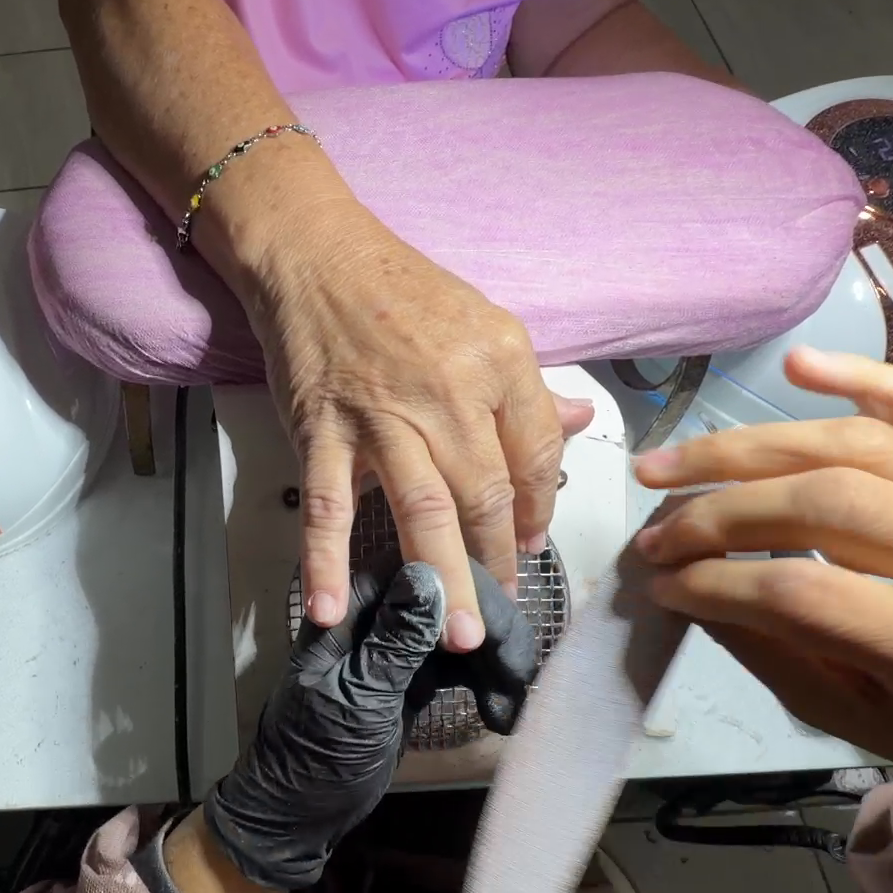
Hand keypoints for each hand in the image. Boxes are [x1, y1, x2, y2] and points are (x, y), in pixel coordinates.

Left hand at [202, 557, 534, 891]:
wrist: (302, 807)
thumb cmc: (315, 752)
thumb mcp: (358, 697)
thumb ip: (393, 641)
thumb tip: (429, 573)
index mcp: (349, 609)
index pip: (415, 568)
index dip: (463, 590)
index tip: (495, 636)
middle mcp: (376, 615)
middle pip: (448, 595)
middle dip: (490, 630)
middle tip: (519, 679)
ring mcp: (397, 645)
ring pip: (461, 629)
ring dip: (494, 660)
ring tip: (513, 706)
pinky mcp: (415, 674)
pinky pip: (460, 662)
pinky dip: (485, 681)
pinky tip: (502, 711)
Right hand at [248, 200, 590, 650]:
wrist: (316, 259)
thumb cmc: (399, 290)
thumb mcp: (484, 322)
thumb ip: (527, 387)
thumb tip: (576, 427)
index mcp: (499, 361)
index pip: (535, 454)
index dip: (535, 511)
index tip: (524, 546)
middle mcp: (448, 394)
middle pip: (484, 494)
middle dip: (495, 562)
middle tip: (494, 618)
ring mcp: (381, 417)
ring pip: (421, 510)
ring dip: (441, 577)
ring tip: (453, 633)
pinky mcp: (322, 430)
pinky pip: (328, 504)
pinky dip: (325, 559)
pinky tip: (328, 608)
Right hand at [633, 347, 892, 892]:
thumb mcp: (836, 713)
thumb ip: (758, 639)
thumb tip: (675, 577)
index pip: (811, 594)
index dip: (714, 583)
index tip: (658, 585)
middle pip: (837, 503)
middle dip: (722, 511)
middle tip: (656, 532)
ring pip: (866, 448)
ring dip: (750, 449)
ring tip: (671, 465)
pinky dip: (865, 378)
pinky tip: (797, 364)